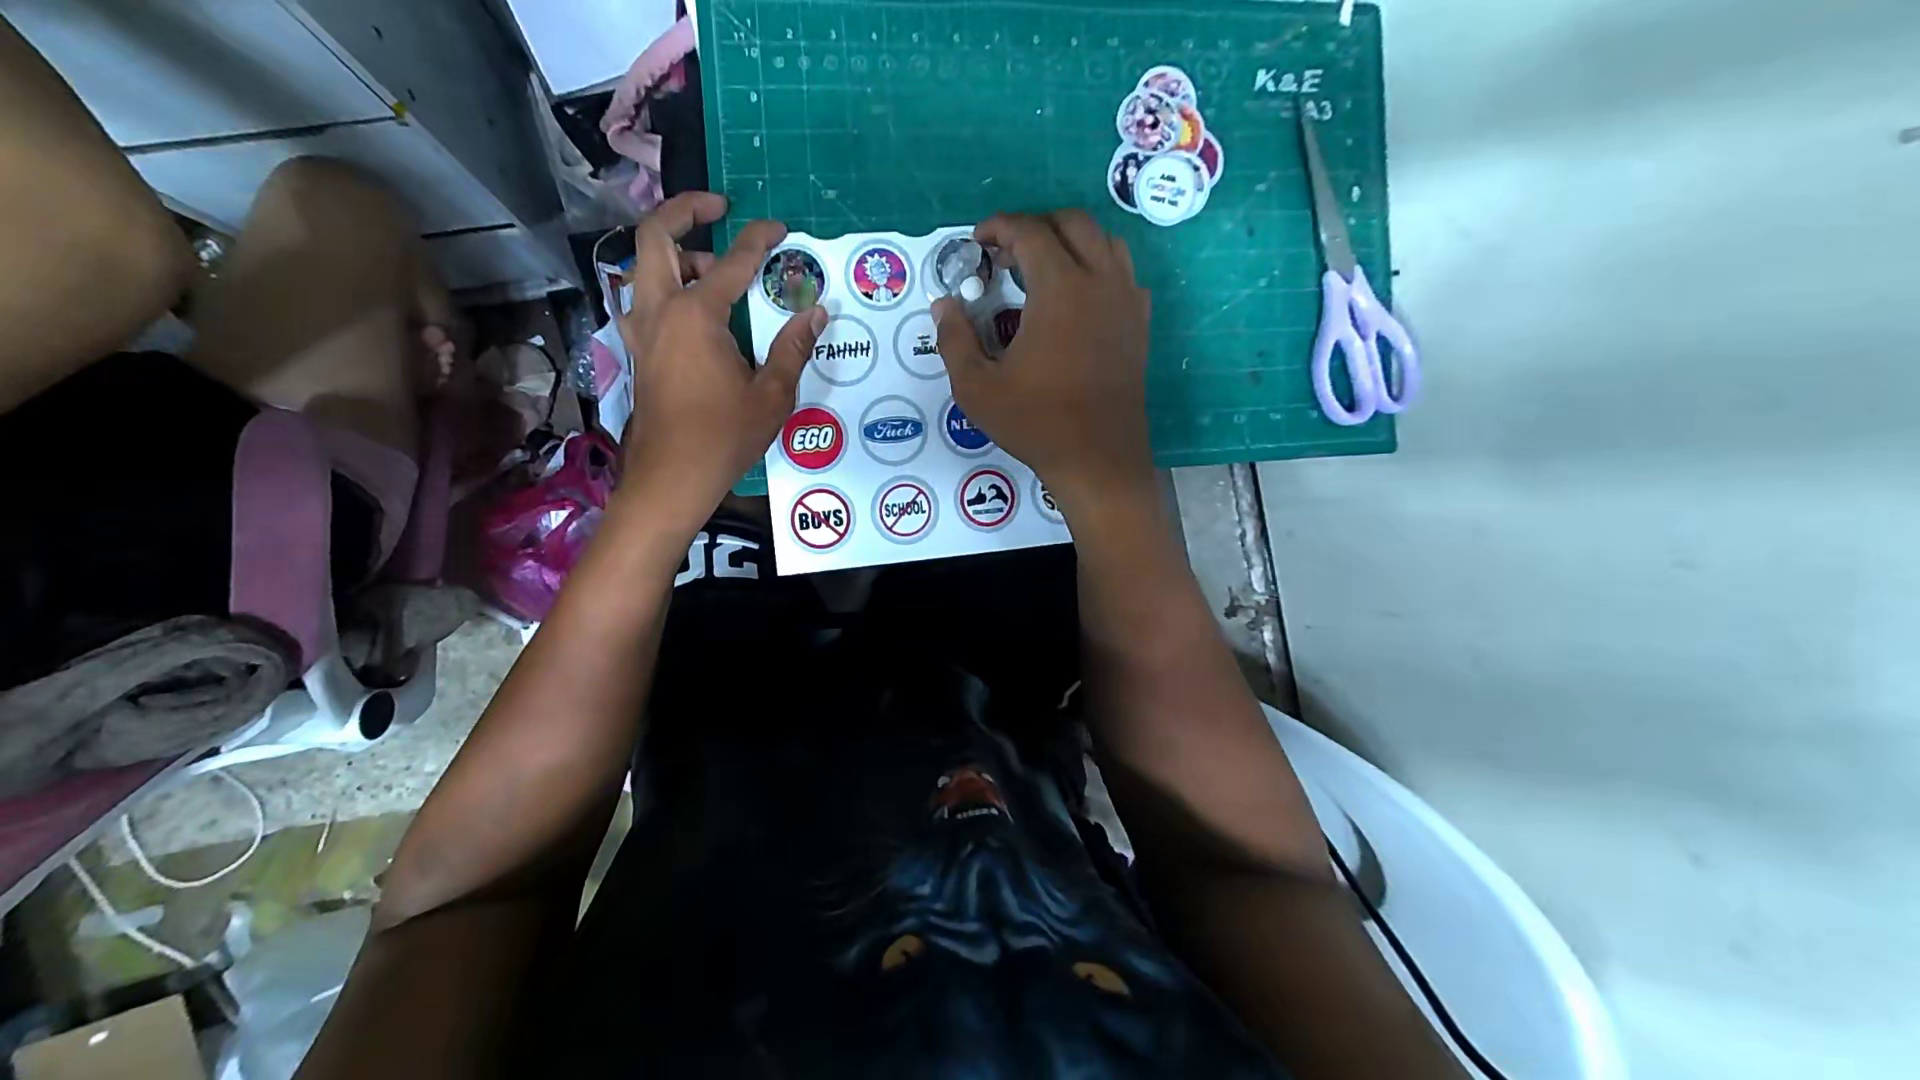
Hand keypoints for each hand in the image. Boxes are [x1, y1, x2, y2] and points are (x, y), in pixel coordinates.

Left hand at [614, 192, 823, 531]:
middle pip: (655, 236)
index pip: (732, 261)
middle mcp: (660, 310)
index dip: (760, 239)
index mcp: (695, 314)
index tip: (779, 228)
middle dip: (685, 210)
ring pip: (646, 267)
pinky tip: (699, 310)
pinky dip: (669, 285)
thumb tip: (817, 312)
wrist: (672, 477)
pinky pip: (647, 298)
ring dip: (677, 253)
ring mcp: (642, 329)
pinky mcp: (639, 350)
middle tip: (718, 208)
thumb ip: (794, 348)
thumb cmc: (724, 436)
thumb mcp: (772, 395)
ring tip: (716, 270)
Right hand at [934, 211, 1153, 510]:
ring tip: (1041, 269)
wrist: (1098, 459)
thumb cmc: (1036, 423)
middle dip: (1034, 227)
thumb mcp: (977, 387)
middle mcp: (1100, 281)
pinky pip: (1123, 274)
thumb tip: (944, 305)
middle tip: (1005, 255)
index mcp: (1060, 288)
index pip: (1030, 231)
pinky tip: (1076, 299)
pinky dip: (1097, 268)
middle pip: (1072, 223)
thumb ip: (954, 339)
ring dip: (1070, 242)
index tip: (977, 242)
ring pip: (1105, 242)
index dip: (998, 227)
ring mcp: (1127, 302)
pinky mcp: (1139, 324)